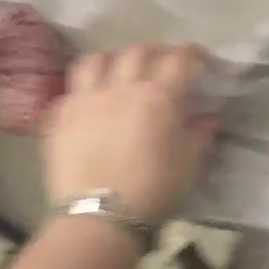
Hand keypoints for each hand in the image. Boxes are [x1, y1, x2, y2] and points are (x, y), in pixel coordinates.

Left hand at [43, 44, 218, 222]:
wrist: (101, 216)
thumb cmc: (155, 188)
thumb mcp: (190, 163)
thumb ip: (200, 134)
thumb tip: (209, 118)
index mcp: (158, 96)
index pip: (179, 60)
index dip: (192, 54)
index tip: (200, 59)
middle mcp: (120, 88)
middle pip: (137, 52)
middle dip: (154, 52)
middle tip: (163, 63)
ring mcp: (85, 99)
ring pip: (95, 60)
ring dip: (112, 60)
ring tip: (119, 71)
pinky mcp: (59, 117)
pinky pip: (70, 90)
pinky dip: (85, 89)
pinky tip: (91, 102)